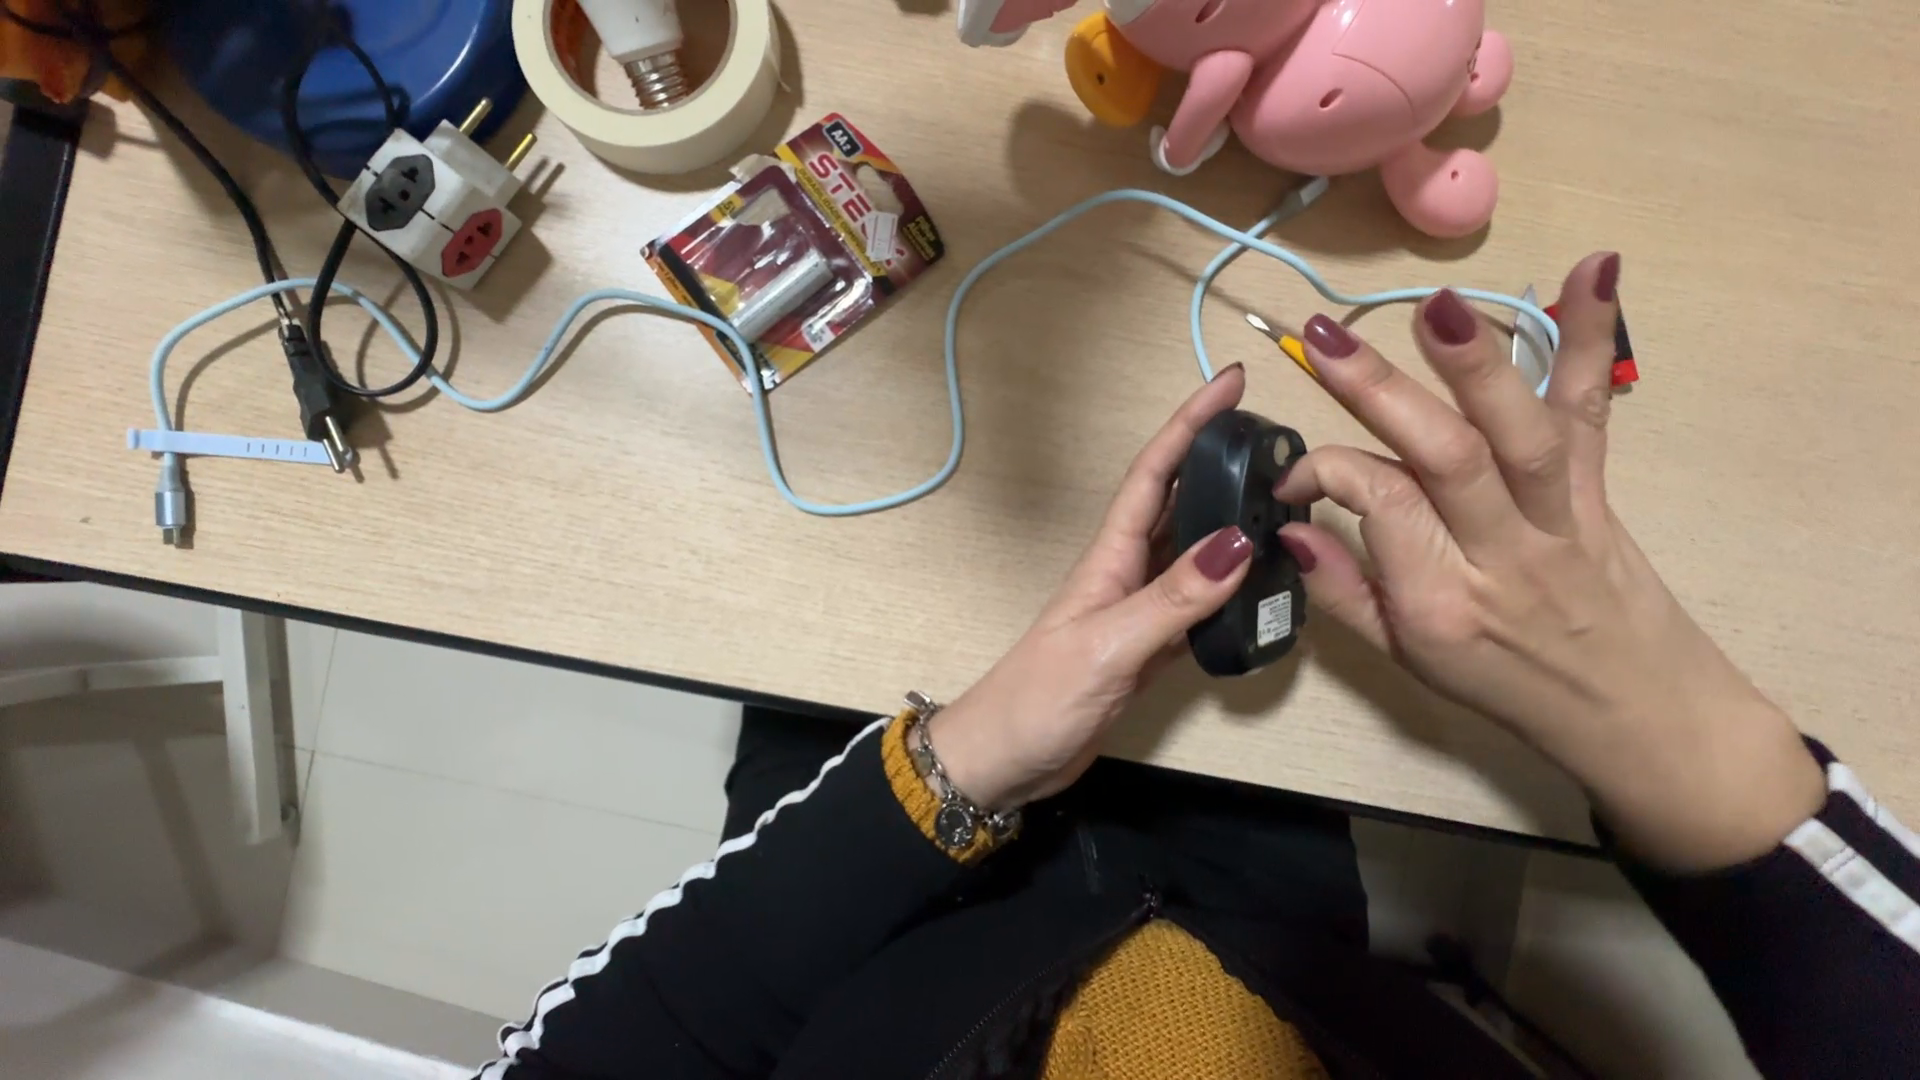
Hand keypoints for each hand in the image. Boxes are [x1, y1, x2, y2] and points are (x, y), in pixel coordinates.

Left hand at [928, 366, 1255, 811]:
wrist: (1009, 758)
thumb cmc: (1040, 698)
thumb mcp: (1108, 646)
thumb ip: (1171, 599)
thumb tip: (1240, 542)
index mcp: (1109, 557)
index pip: (1153, 474)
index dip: (1189, 424)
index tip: (1231, 381)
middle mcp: (1126, 572)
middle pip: (1178, 502)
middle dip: (1218, 459)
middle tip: (1276, 434)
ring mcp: (1138, 610)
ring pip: (1192, 551)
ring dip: (1230, 519)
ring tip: (1282, 497)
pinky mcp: (1149, 647)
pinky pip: (1197, 604)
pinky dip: (1230, 589)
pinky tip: (1261, 585)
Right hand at [1275, 255, 1822, 869]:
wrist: (1638, 713)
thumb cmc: (1502, 685)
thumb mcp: (1403, 657)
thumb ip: (1341, 591)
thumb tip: (1291, 527)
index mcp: (1441, 597)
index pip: (1377, 505)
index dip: (1323, 472)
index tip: (1290, 476)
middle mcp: (1503, 549)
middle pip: (1446, 456)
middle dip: (1380, 392)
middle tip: (1325, 338)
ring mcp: (1560, 512)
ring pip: (1521, 431)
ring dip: (1477, 362)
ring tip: (1436, 305)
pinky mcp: (1597, 485)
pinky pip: (1592, 412)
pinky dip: (1593, 339)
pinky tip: (1595, 270)